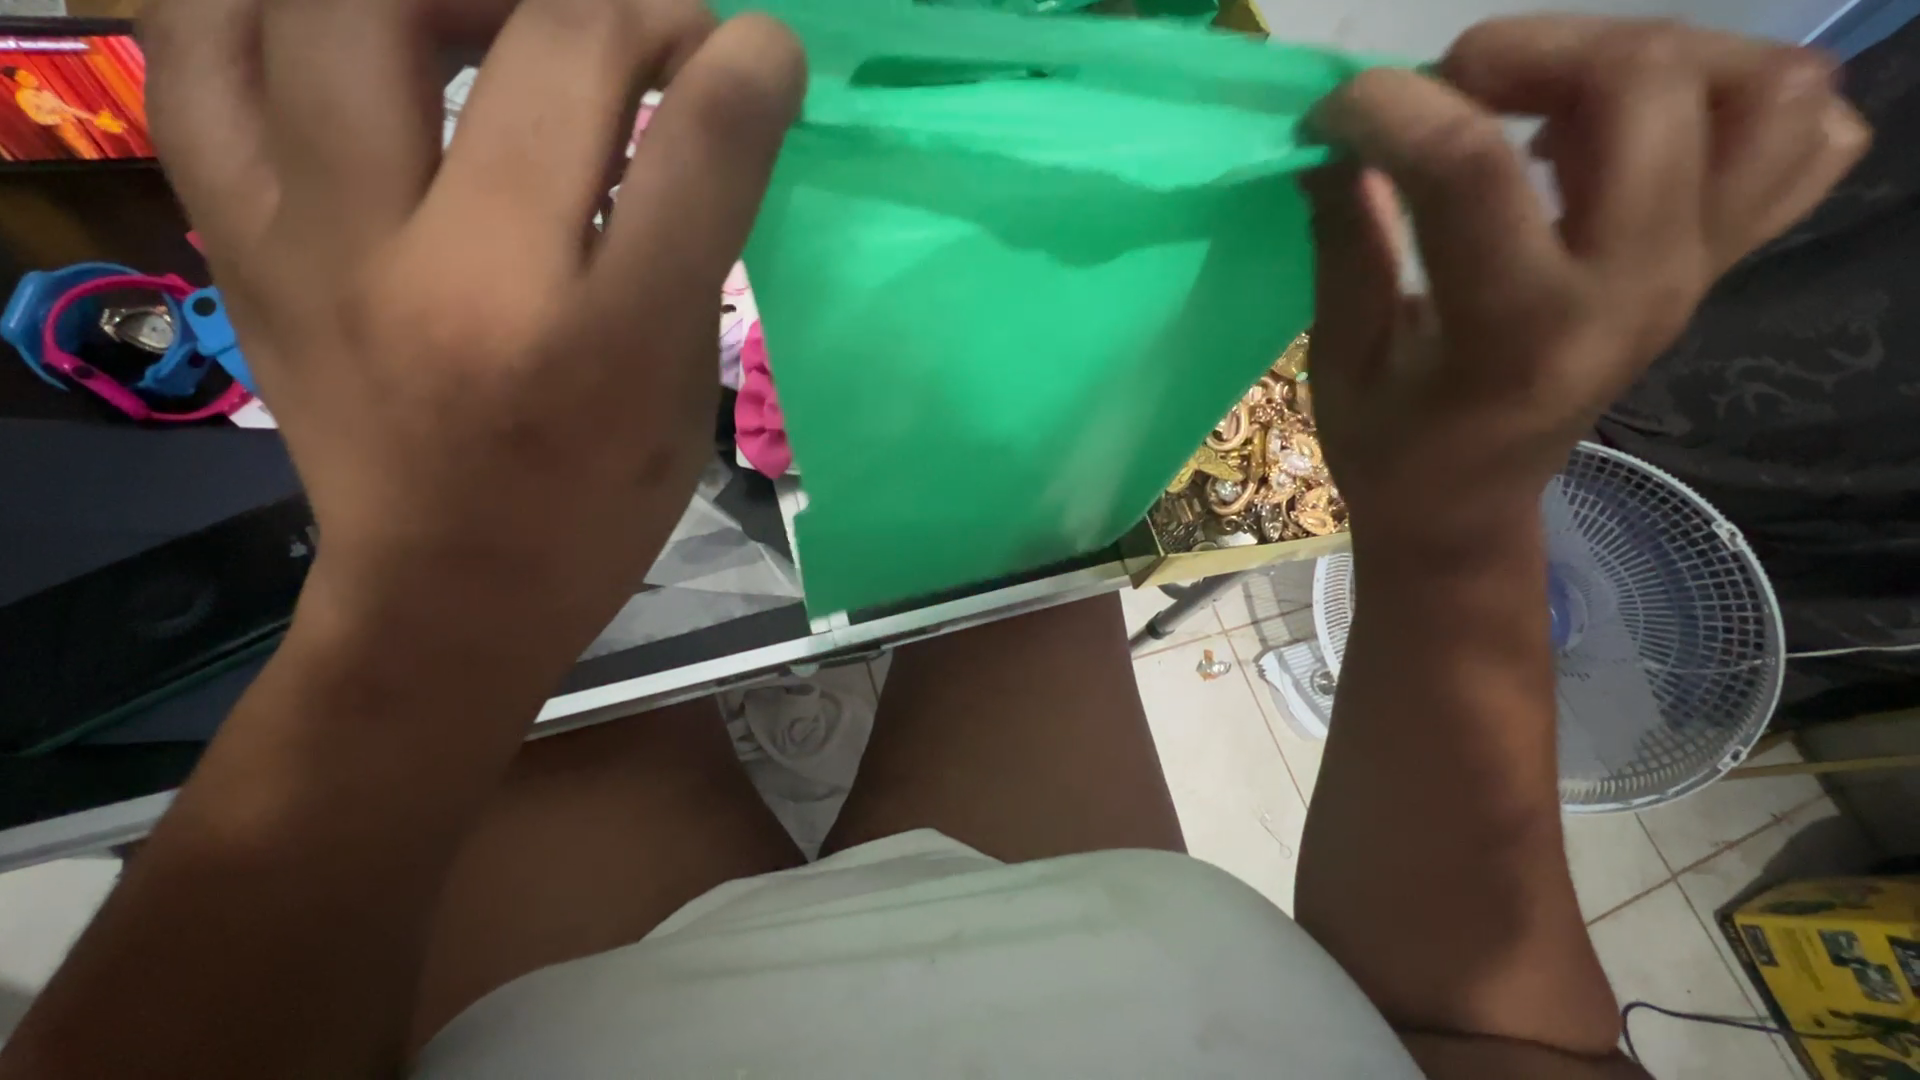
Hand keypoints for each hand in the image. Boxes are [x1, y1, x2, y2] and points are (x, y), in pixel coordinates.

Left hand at [144, 0, 804, 676]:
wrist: (449, 596)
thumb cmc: (598, 513)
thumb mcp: (681, 398)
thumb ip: (692, 256)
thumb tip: (694, 117)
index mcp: (608, 342)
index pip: (698, 148)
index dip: (751, 67)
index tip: (767, 54)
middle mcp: (470, 280)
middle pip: (558, 46)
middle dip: (643, 11)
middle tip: (666, 36)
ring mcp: (334, 250)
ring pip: (358, 4)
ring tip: (516, 7)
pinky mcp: (244, 247)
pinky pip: (200, 51)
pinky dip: (274, 1)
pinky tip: (358, 20)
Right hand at [1304, 16, 1866, 551]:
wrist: (1465, 511)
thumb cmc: (1389, 450)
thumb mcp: (1342, 359)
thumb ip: (1347, 243)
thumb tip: (1333, 145)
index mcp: (1513, 332)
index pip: (1472, 167)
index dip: (1392, 109)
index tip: (1332, 115)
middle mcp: (1632, 287)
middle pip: (1642, 84)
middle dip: (1524, 50)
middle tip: (1445, 90)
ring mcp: (1694, 271)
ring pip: (1758, 88)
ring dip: (1642, 56)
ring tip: (1543, 98)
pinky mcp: (1715, 265)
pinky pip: (1799, 137)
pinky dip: (1731, 97)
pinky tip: (1628, 131)